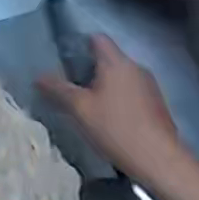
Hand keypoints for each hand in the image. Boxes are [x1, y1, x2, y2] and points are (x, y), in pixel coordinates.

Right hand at [38, 35, 188, 180]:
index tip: (64, 59)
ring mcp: (150, 86)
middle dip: (89, 68)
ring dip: (105, 85)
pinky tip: (110, 119)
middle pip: (108, 58)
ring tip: (87, 104)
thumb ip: (58, 89)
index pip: (97, 38)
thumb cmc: (116, 128)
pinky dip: (119, 98)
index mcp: (116, 62)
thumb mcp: (80, 109)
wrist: (160, 160)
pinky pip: (132, 91)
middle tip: (70, 85)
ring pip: (121, 76)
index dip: (79, 44)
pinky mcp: (157, 104)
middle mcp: (135, 67)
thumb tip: (38, 76)